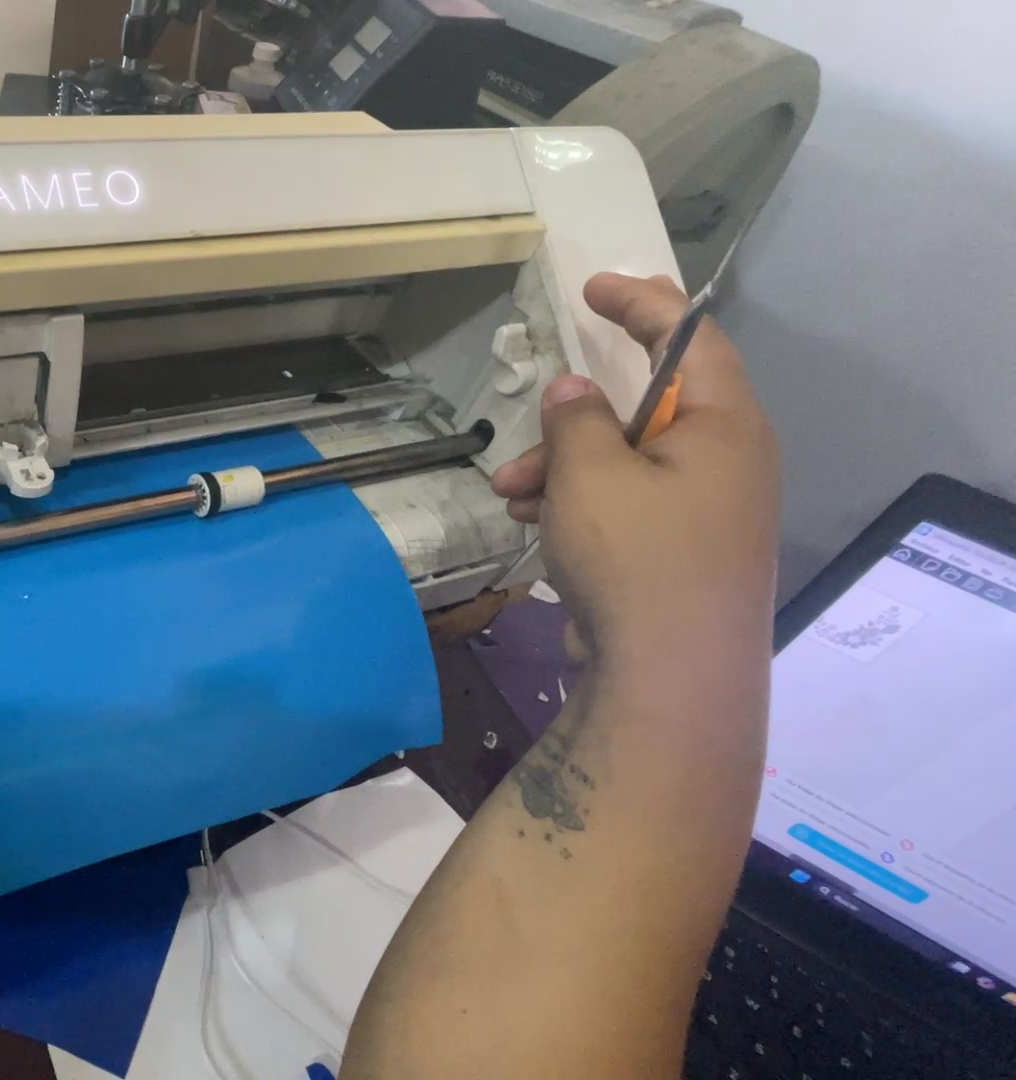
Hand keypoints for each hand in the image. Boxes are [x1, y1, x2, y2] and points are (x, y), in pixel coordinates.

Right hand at [491, 273, 779, 661]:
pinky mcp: (673, 548)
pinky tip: (532, 522)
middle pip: (643, 410)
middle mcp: (723, 460)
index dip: (643, 305)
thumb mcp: (590, 475)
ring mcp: (700, 509)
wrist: (665, 672)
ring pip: (620, 460)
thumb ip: (577, 420)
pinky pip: (619, 501)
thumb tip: (573, 390)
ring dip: (559, 468)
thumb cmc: (634, 556)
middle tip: (526, 431)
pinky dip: (573, 501)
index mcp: (724, 426)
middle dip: (572, 420)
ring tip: (511, 494)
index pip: (690, 340)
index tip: (595, 286)